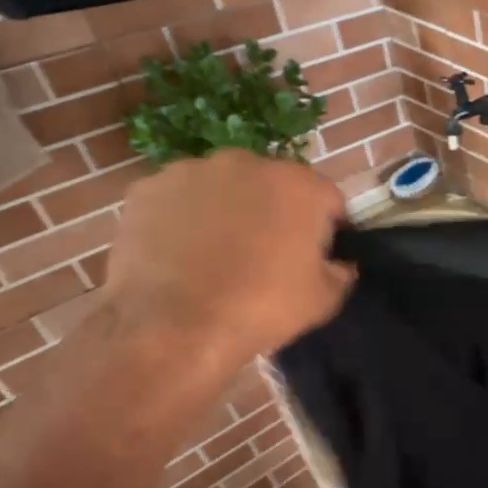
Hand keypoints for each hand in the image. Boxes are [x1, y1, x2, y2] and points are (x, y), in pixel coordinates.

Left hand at [105, 150, 352, 365]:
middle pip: (272, 185)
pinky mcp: (146, 188)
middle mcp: (245, 163)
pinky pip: (179, 200)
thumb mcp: (325, 298)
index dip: (328, 228)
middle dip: (275, 212)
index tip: (320, 256)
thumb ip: (341, 271)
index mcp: (298, 185)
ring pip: (223, 188)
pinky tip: (184, 256)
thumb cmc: (263, 307)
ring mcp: (189, 171)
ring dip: (229, 212)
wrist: (174, 324)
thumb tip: (338, 263)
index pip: (327, 198)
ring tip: (220, 257)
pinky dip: (185, 220)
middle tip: (269, 255)